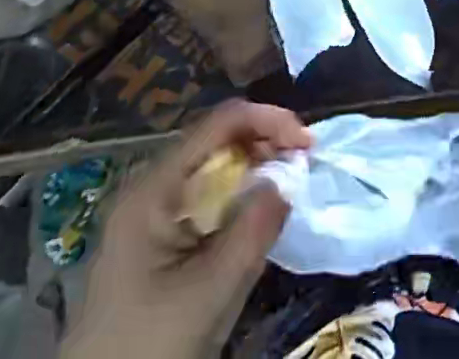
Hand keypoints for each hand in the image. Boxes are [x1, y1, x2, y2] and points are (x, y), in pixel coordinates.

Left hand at [64, 101, 312, 358]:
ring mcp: (151, 210)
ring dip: (254, 167)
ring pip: (212, 167)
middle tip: (304, 164)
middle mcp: (151, 185)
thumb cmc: (152, 342)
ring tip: (290, 182)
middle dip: (264, 141)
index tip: (307, 143)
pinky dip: (238, 194)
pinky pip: (204, 196)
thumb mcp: (212, 290)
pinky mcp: (157, 236)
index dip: (268, 121)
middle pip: (215, 139)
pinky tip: (258, 210)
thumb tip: (288, 179)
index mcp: (156, 187)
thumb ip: (254, 229)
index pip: (219, 124)